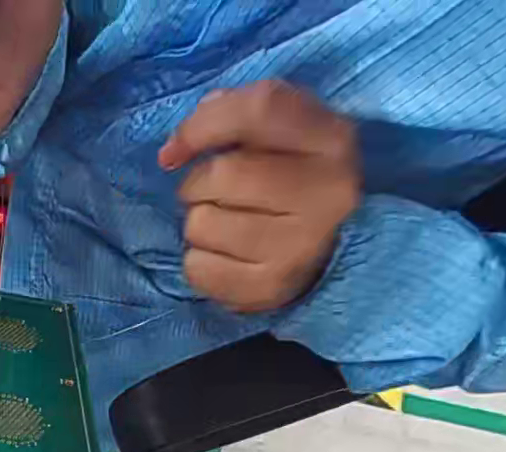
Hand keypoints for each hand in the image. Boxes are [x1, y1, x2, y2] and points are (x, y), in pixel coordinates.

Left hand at [159, 80, 360, 313]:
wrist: (329, 259)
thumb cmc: (293, 188)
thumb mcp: (286, 140)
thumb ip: (242, 119)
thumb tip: (184, 136)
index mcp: (332, 140)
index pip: (260, 109)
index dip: (202, 125)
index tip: (173, 151)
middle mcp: (324, 193)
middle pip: (221, 174)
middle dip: (197, 185)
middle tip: (209, 197)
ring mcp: (297, 246)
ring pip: (201, 224)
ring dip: (197, 225)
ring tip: (224, 229)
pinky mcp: (266, 288)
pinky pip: (196, 268)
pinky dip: (198, 262)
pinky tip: (224, 258)